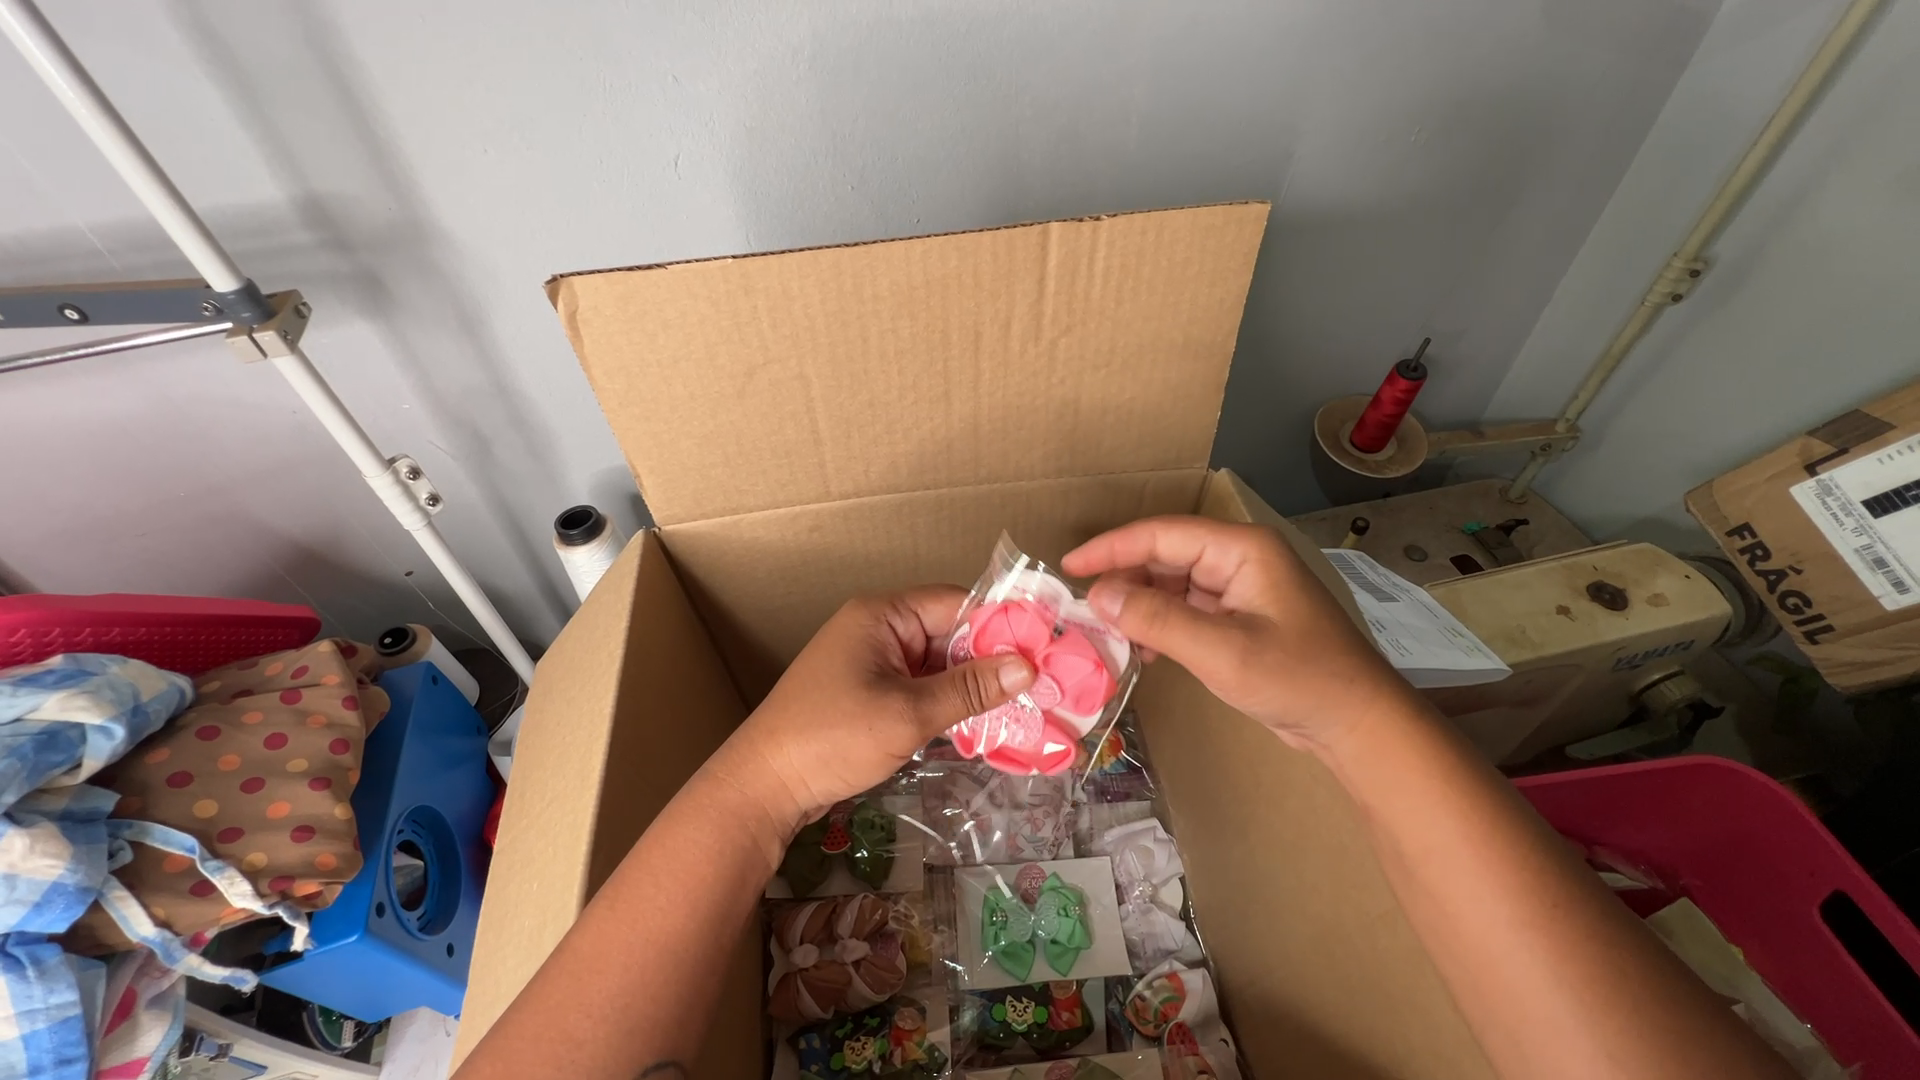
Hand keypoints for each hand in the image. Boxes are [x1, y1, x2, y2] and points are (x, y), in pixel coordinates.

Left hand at [713, 586, 1034, 833]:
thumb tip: (1028, 666)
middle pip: (950, 634)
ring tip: (1027, 707)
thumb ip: (969, 689)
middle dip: (993, 661)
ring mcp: (873, 663)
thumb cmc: (832, 738)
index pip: (956, 604)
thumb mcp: (908, 713)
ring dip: (974, 686)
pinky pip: (922, 688)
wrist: (764, 786)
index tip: (1046, 648)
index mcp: (883, 615)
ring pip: (939, 665)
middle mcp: (880, 630)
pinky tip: (985, 725)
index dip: (1002, 625)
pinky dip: (950, 704)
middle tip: (1045, 685)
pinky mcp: (871, 693)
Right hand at [1062, 516, 1415, 753]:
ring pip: (1171, 585)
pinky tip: (1144, 651)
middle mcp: (1238, 561)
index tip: (1069, 566)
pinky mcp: (1239, 620)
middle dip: (1124, 581)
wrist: (1356, 723)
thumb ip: (1157, 619)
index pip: (1161, 535)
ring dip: (1140, 607)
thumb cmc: (1297, 678)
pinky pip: (1186, 610)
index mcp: (1240, 550)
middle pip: (1164, 557)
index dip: (1111, 548)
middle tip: (1086, 612)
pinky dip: (1160, 626)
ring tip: (1111, 634)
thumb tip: (1098, 595)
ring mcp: (1239, 591)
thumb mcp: (1221, 650)